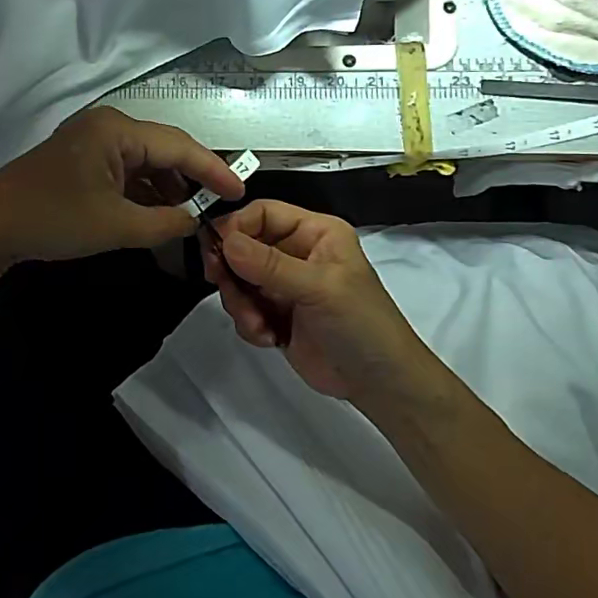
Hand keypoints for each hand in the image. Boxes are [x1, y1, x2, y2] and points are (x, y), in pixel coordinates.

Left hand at [0, 107, 244, 287]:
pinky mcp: (82, 161)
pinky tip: (159, 215)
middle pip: (164, 150)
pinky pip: (125, 172)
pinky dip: (144, 193)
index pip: (179, 146)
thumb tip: (195, 221)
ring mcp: (92, 142)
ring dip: (167, 189)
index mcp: (117, 130)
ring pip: (145, 162)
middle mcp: (108, 126)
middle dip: (192, 179)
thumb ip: (165, 223)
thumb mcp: (115, 226)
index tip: (241, 191)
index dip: (213, 170)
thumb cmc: (53, 220)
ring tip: (193, 216)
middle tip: (221, 205)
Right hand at [201, 200, 436, 401]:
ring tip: (259, 324)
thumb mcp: (320, 288)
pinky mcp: (275, 314)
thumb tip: (226, 242)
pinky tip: (268, 337)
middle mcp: (297, 252)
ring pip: (238, 279)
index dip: (237, 227)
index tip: (218, 250)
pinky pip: (243, 307)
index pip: (263, 213)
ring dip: (240, 302)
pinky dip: (248, 323)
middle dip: (233, 270)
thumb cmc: (363, 325)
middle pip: (243, 245)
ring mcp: (284, 284)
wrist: (380, 383)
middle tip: (222, 285)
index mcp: (315, 232)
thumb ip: (270, 265)